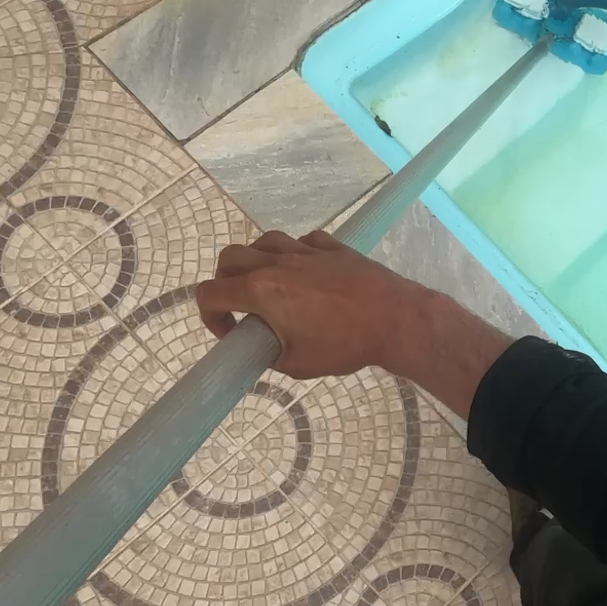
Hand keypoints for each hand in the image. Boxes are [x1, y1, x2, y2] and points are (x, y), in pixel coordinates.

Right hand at [196, 230, 430, 379]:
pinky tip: (307, 273)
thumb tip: (263, 349)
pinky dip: (296, 254)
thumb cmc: (347, 344)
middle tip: (243, 306)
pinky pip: (303, 241)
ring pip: (265, 241)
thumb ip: (269, 354)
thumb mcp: (298, 364)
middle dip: (227, 282)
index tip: (230, 332)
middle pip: (230, 258)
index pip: (210, 293)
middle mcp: (279, 263)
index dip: (210, 316)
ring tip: (272, 286)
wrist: (396, 319)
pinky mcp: (334, 247)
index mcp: (262, 291)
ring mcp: (308, 251)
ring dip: (259, 261)